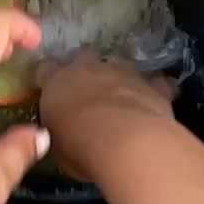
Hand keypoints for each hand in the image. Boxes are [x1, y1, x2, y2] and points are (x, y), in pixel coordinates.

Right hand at [36, 51, 178, 182]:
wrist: (126, 142)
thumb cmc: (80, 146)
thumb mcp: (56, 145)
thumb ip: (58, 129)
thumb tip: (61, 129)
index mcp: (57, 82)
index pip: (46, 69)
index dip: (49, 77)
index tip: (51, 89)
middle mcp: (89, 69)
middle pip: (84, 57)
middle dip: (86, 70)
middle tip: (89, 92)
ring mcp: (123, 73)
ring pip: (120, 64)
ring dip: (119, 76)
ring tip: (122, 96)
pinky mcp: (152, 85)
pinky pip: (155, 82)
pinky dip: (155, 88)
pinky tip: (157, 99)